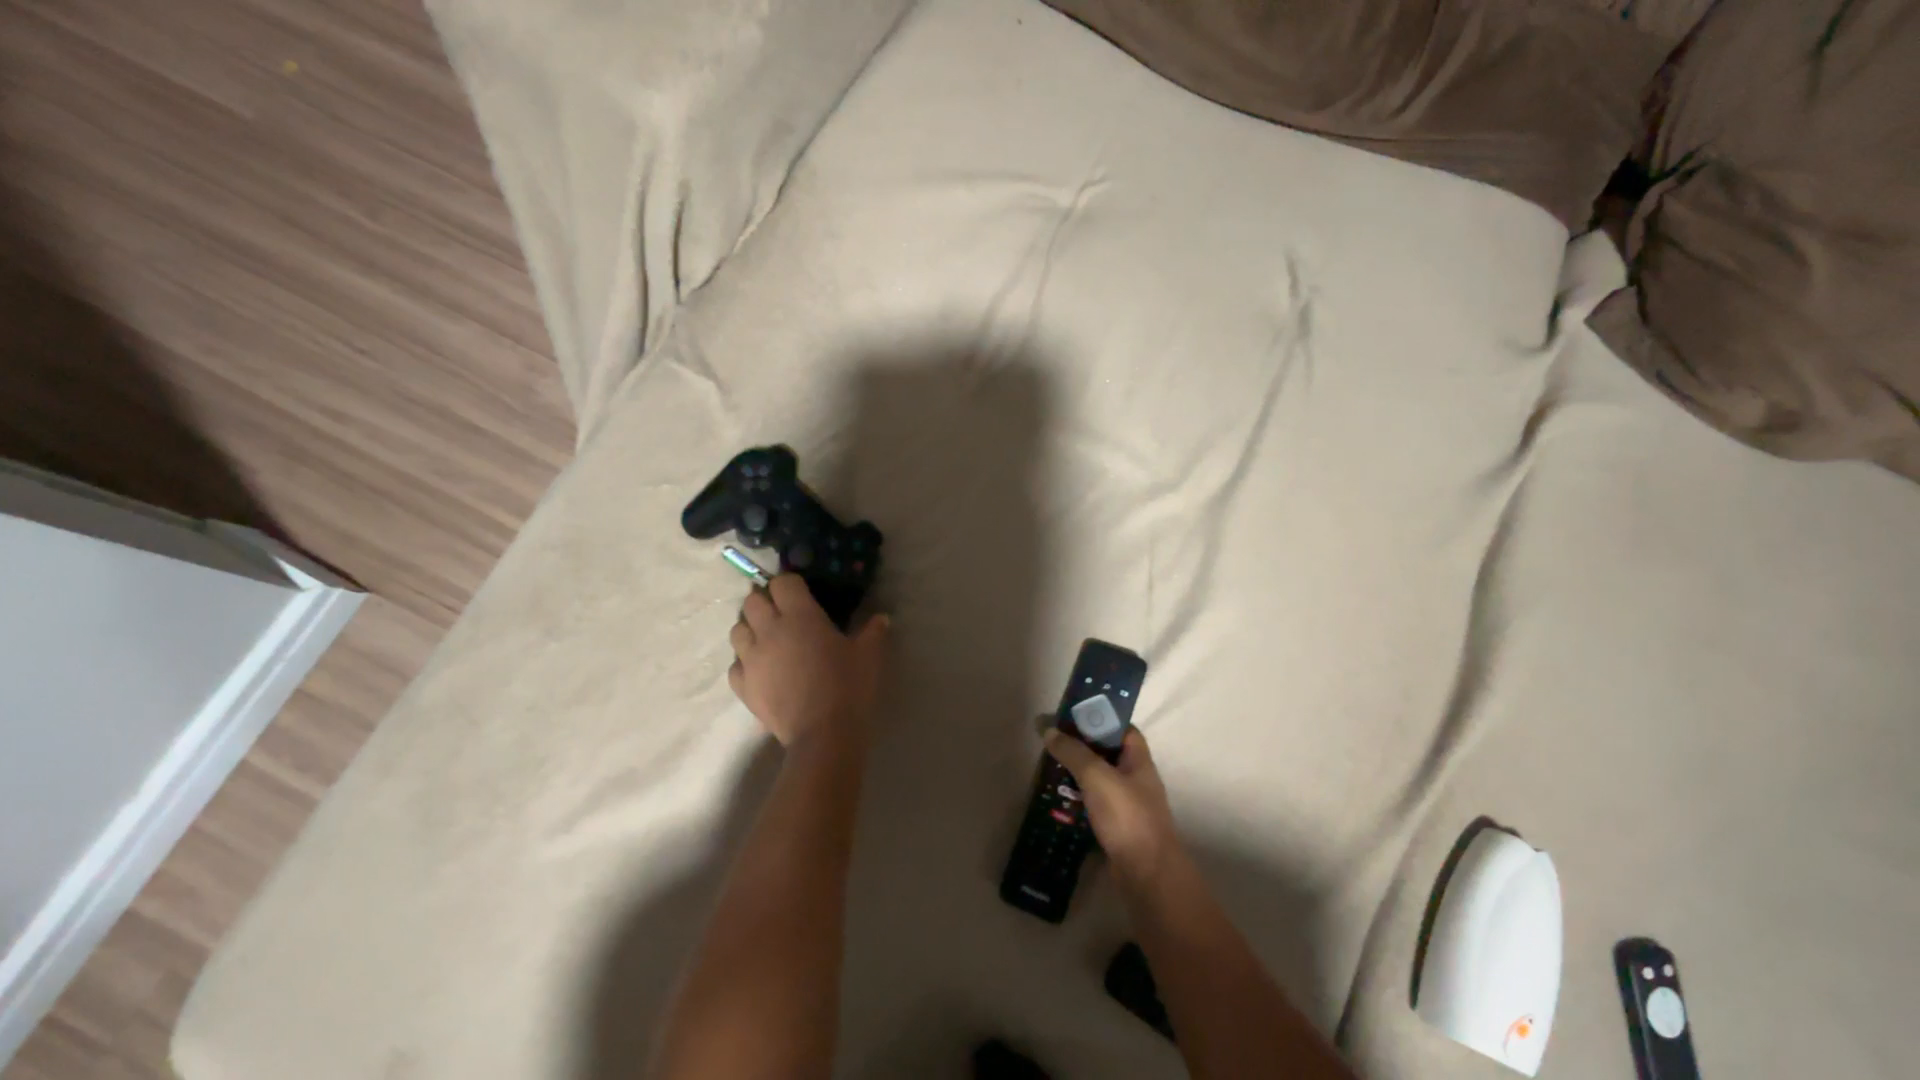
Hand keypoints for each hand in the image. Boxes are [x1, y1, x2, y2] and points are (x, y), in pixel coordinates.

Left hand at [728, 574, 889, 746]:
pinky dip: (744, 664)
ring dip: (750, 630)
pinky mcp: (742, 685)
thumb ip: (873, 632)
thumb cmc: (848, 687)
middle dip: (765, 602)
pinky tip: (760, 672)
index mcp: (799, 615)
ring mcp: (751, 658)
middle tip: (782, 615)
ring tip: (767, 641)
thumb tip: (881, 618)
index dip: (790, 585)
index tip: (801, 594)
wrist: (823, 733)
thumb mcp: (869, 656)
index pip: (782, 582)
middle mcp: (769, 630)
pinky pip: (735, 665)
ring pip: (737, 630)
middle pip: (752, 601)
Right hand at [1043, 728, 1180, 882]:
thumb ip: (1073, 752)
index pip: (1123, 730)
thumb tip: (1049, 729)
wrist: (1146, 874)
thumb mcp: (1097, 777)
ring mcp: (1127, 806)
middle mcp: (1135, 781)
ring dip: (1075, 777)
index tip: (1072, 717)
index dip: (1101, 719)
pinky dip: (1076, 803)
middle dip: (1081, 749)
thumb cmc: (1127, 817)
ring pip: (1098, 783)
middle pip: (1107, 755)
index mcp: (1139, 762)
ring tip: (1047, 771)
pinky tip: (1056, 803)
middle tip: (1052, 744)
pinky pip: (1093, 807)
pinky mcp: (1115, 829)